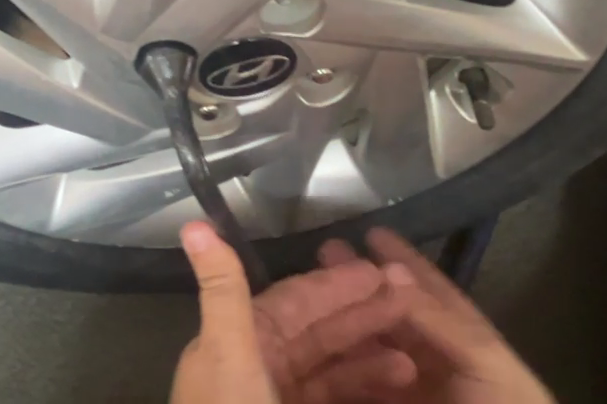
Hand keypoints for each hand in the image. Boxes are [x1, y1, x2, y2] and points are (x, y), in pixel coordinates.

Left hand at [171, 221, 419, 403]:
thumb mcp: (228, 356)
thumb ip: (222, 290)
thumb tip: (195, 221)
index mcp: (236, 342)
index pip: (293, 301)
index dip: (336, 285)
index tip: (381, 272)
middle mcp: (255, 368)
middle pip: (317, 332)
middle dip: (362, 314)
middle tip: (410, 300)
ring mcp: (276, 402)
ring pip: (330, 370)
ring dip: (369, 357)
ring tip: (412, 356)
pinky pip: (334, 401)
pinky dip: (363, 392)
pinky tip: (397, 386)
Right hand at [319, 228, 554, 403]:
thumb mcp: (480, 360)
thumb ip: (434, 316)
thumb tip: (390, 268)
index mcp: (465, 339)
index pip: (429, 289)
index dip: (403, 260)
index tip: (370, 232)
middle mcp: (436, 362)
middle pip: (392, 315)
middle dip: (361, 285)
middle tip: (325, 253)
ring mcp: (411, 392)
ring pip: (372, 349)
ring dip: (343, 324)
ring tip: (309, 298)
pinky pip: (360, 387)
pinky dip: (340, 372)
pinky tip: (314, 352)